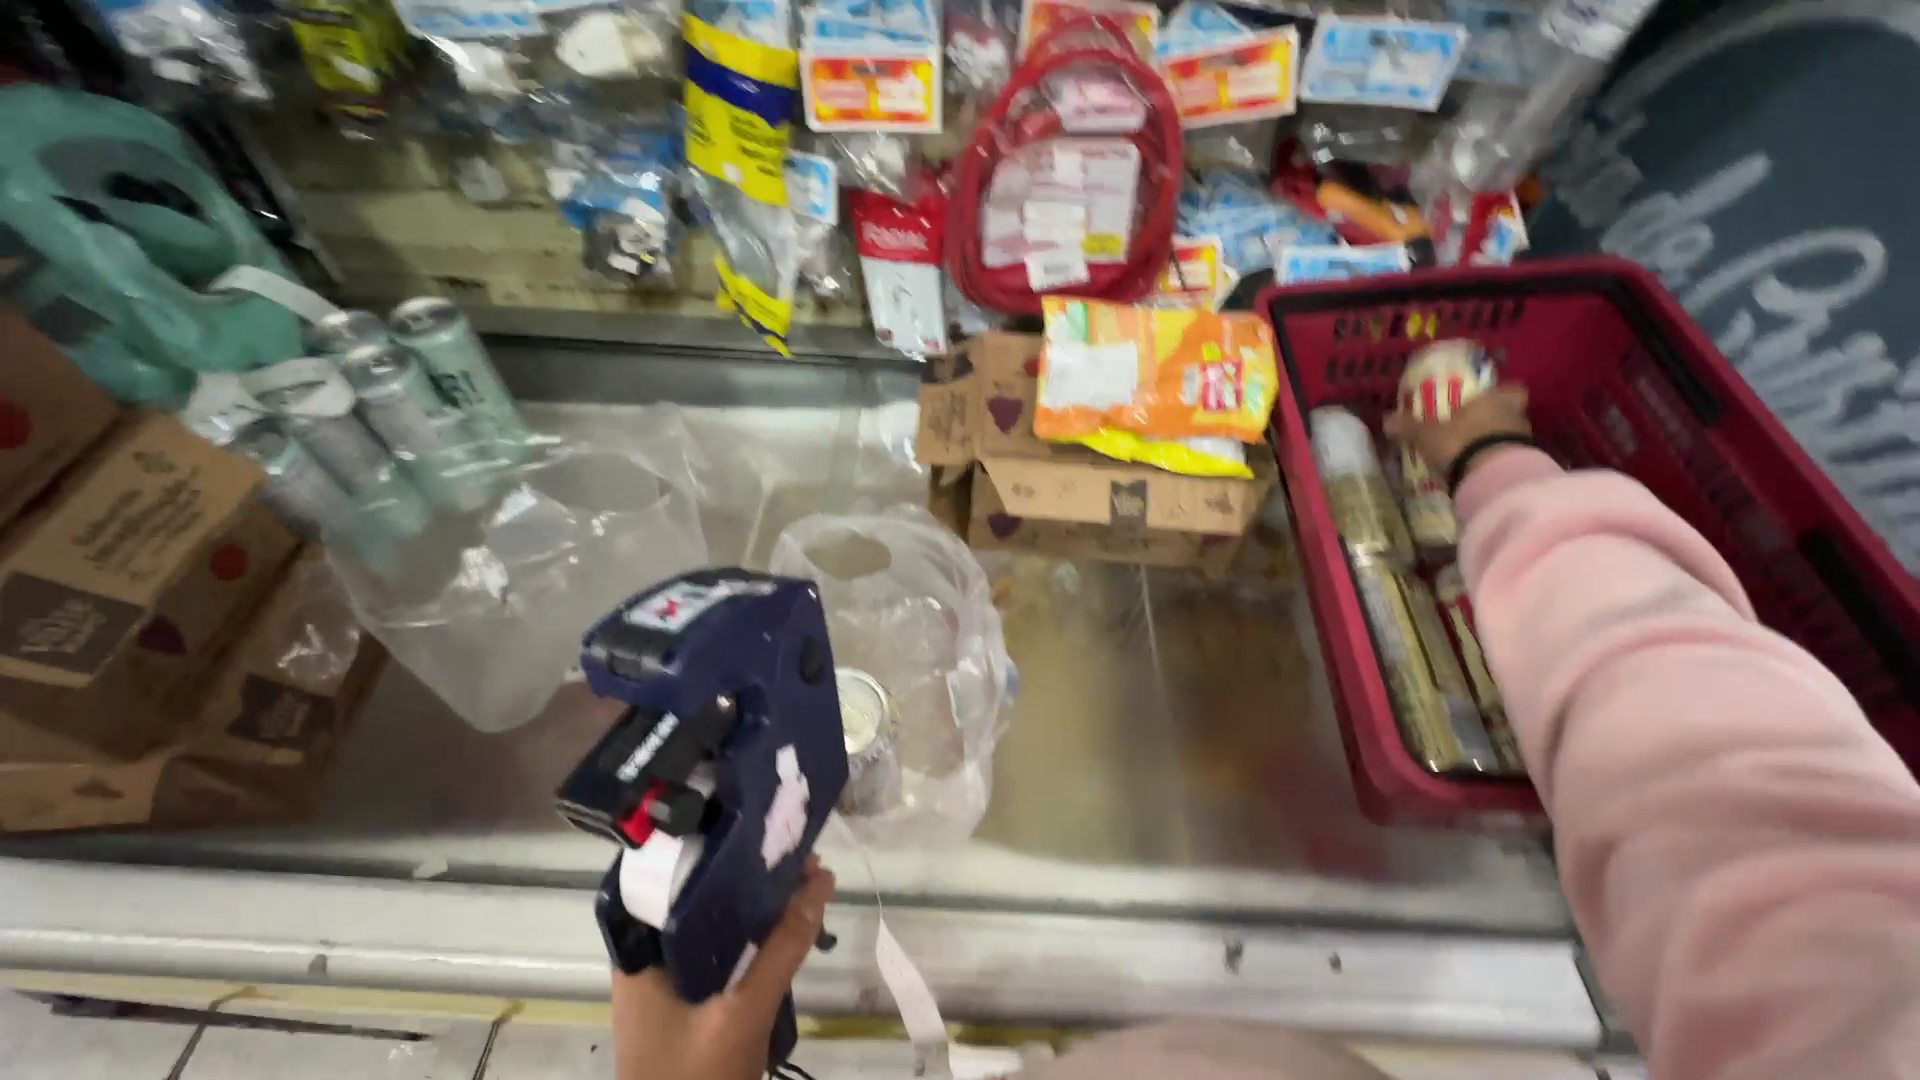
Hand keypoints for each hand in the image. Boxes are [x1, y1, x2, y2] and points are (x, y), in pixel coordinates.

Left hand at [610, 857, 835, 1079]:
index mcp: (640, 953)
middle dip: (744, 872)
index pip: (663, 875)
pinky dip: (752, 936)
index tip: (753, 822)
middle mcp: (647, 960)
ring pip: (712, 924)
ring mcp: (667, 986)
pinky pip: (720, 953)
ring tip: (802, 881)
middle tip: (794, 853)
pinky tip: (787, 927)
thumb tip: (820, 880)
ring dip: (754, 904)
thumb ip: (781, 947)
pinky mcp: (687, 1006)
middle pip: (694, 897)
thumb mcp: (744, 1013)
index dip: (708, 843)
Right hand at [1384, 385, 1531, 483]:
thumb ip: (1408, 426)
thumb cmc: (1460, 442)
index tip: (1483, 398)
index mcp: (1494, 399)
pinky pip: (1504, 456)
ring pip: (1506, 434)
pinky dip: (1490, 460)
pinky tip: (1473, 468)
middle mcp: (1513, 415)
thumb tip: (1387, 419)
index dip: (1498, 391)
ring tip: (1466, 451)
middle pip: (1507, 411)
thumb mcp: (1426, 434)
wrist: (1493, 478)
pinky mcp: (1520, 464)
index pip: (1508, 387)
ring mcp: (1521, 440)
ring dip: (1489, 440)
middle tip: (1469, 425)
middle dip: (1490, 417)